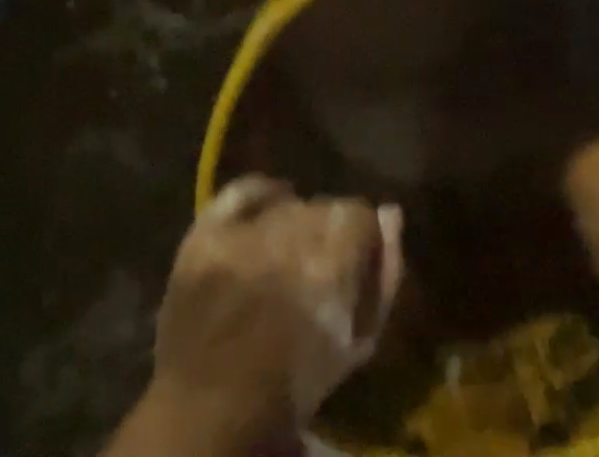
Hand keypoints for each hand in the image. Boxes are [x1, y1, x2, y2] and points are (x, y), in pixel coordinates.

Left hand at [144, 176, 404, 450]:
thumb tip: (391, 214)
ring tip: (282, 262)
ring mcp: (246, 227)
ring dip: (291, 227)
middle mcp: (294, 226)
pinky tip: (265, 214)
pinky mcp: (207, 232)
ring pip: (286, 205)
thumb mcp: (362, 337)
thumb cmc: (298, 380)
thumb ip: (386, 271)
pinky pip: (240, 192)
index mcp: (336, 252)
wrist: (215, 406)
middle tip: (314, 275)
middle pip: (322, 208)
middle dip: (325, 236)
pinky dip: (258, 196)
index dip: (359, 242)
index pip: (360, 213)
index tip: (352, 269)